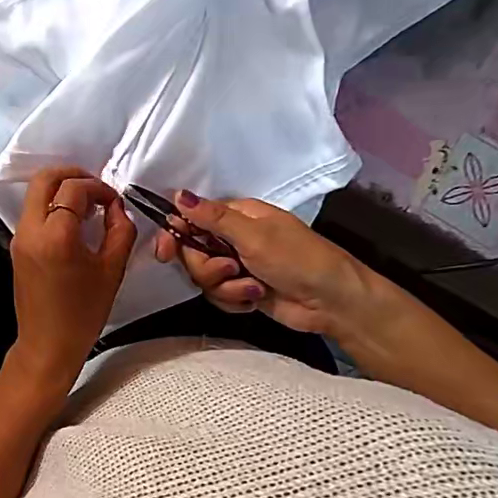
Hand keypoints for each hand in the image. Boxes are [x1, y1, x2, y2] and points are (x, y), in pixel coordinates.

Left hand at [7, 167, 135, 384]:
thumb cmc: (83, 312)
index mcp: (56, 236)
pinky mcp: (16, 248)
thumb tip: (117, 208)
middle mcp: (31, 231)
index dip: (98, 188)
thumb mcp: (112, 270)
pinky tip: (73, 223)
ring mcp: (19, 238)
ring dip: (60, 190)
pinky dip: (51, 207)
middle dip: (72, 175)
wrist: (48, 344)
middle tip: (96, 189)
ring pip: (35, 194)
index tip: (114, 202)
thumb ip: (120, 231)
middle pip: (44, 179)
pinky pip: (32, 213)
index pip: (74, 189)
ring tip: (87, 206)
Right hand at [151, 192, 377, 337]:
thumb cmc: (299, 259)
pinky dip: (235, 299)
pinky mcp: (242, 290)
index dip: (175, 235)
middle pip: (192, 253)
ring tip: (254, 287)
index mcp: (238, 216)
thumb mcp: (253, 235)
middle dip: (208, 268)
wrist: (331, 302)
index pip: (191, 220)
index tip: (165, 251)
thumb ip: (212, 218)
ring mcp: (238, 266)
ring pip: (204, 278)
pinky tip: (256, 298)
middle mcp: (234, 239)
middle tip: (232, 268)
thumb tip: (179, 195)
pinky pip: (218, 297)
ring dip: (226, 287)